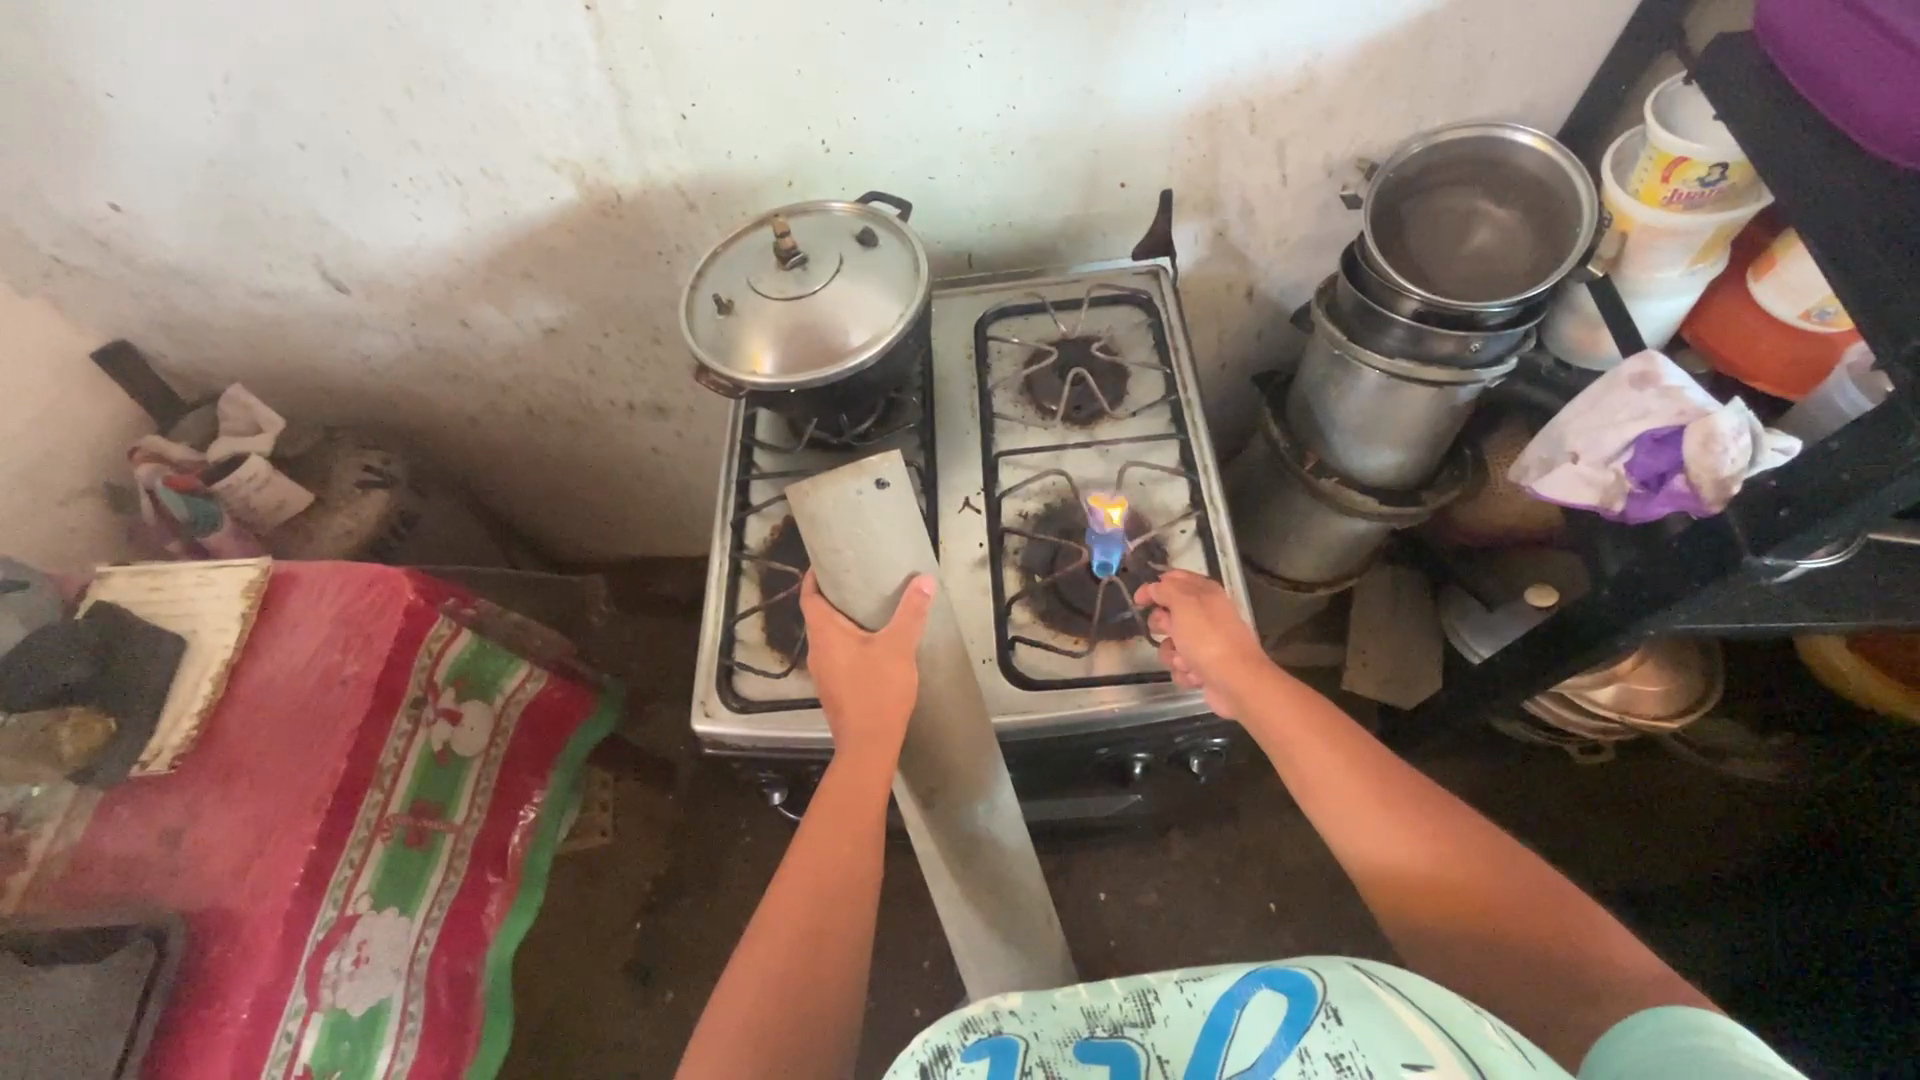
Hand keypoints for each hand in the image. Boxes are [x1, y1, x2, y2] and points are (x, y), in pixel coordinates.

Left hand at [800, 570, 935, 767]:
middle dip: (835, 597)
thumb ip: (911, 612)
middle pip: (818, 616)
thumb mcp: (898, 646)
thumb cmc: (877, 690)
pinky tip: (873, 645)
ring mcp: (823, 673)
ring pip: (829, 638)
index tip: (828, 562)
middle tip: (859, 580)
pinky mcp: (834, 689)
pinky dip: (850, 644)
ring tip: (870, 609)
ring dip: (844, 623)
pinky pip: (838, 656)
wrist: (868, 745)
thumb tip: (924, 579)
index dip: (814, 577)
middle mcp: (817, 651)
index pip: (808, 596)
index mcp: (824, 633)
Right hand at [1134, 569, 1272, 720]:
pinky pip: (1179, 665)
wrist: (1236, 682)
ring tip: (1186, 661)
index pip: (1174, 579)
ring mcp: (1204, 642)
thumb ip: (1165, 590)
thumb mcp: (1184, 604)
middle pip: (1168, 613)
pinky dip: (1184, 671)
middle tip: (1168, 630)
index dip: (1154, 588)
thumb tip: (1154, 587)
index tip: (1138, 601)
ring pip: (1170, 644)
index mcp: (1204, 593)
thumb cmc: (1208, 639)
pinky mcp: (1203, 666)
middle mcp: (1205, 615)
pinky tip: (1196, 675)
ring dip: (1173, 654)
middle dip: (1162, 625)